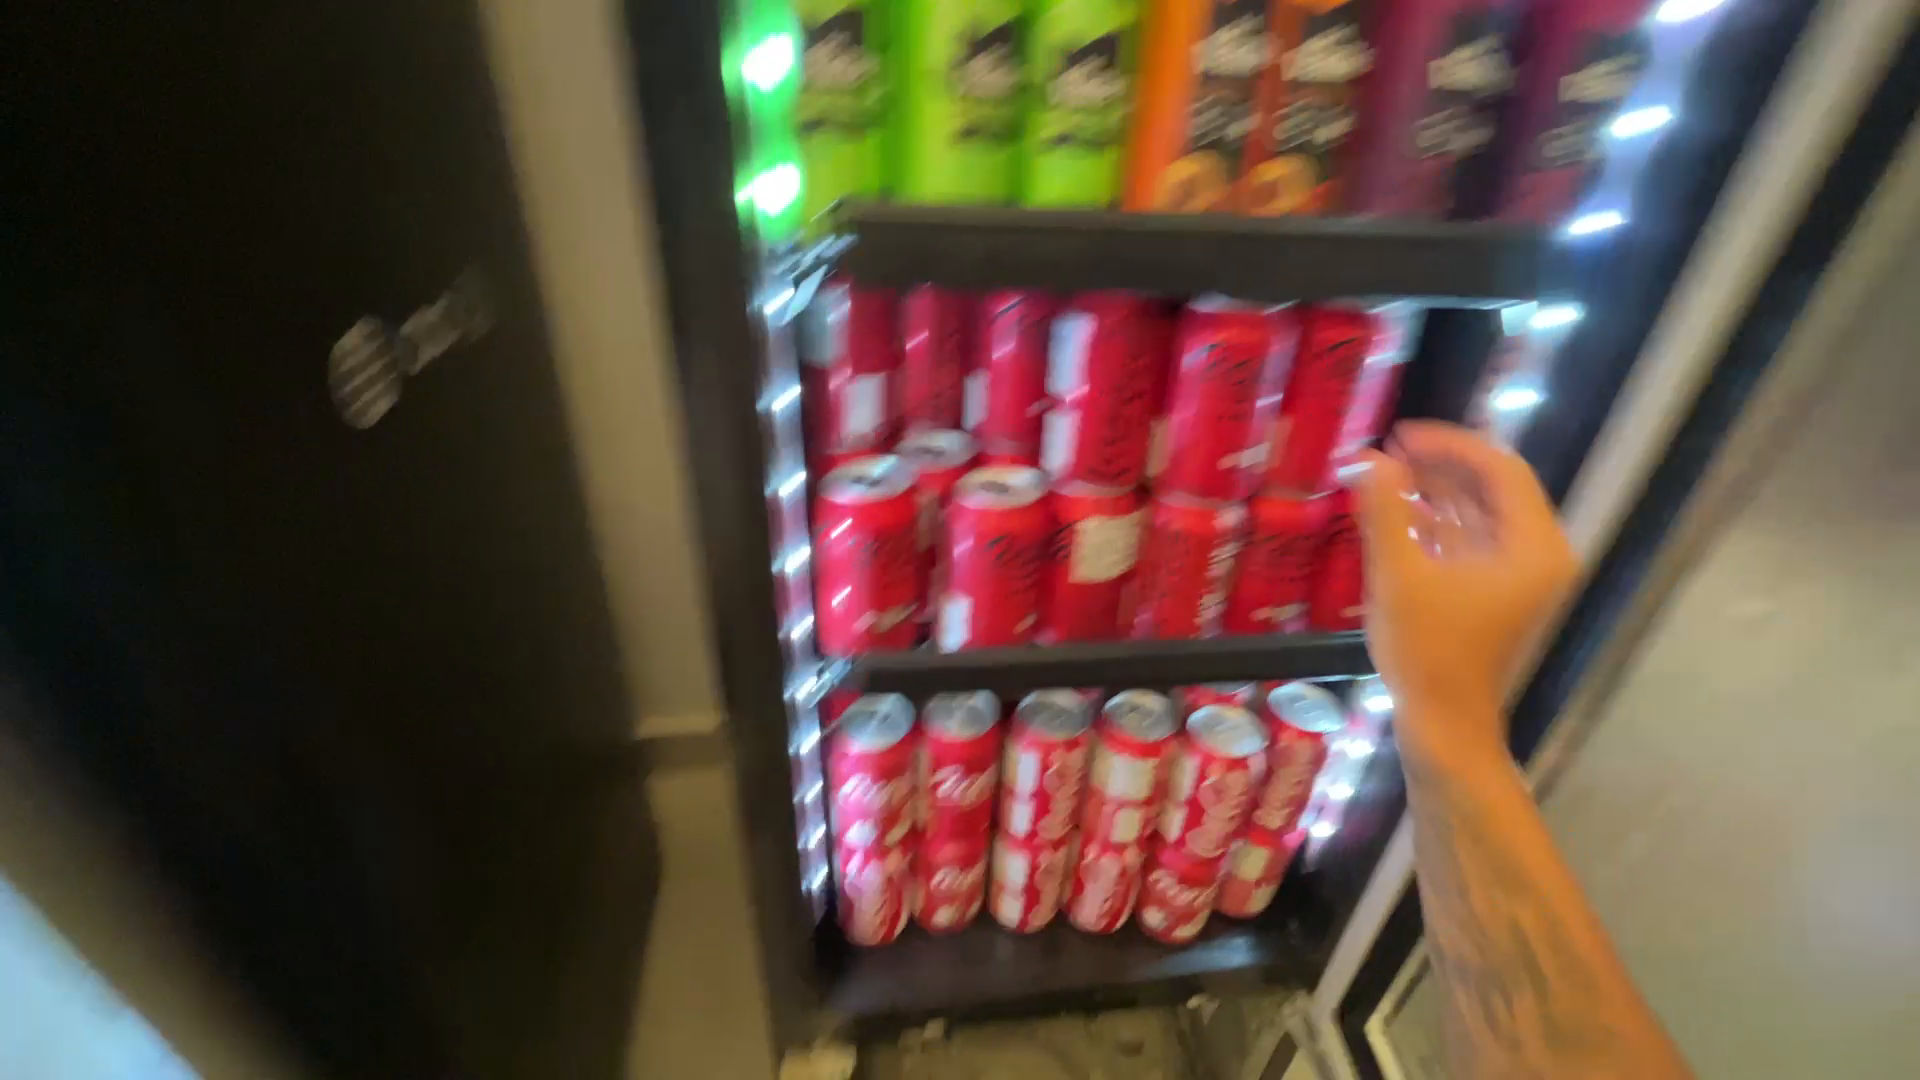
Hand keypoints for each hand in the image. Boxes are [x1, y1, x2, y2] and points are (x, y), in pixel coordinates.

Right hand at [1346, 421, 1577, 760]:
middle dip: (1436, 469)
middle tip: (1384, 456)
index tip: (1400, 436)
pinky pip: (1464, 542)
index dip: (1449, 446)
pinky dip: (1431, 525)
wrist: (1442, 720)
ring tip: (1380, 480)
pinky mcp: (1491, 592)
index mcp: (1532, 546)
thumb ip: (1385, 513)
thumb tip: (1369, 460)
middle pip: (1489, 490)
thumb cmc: (1427, 650)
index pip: (1500, 470)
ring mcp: (1515, 576)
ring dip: (1430, 495)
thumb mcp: (1399, 575)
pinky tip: (1392, 517)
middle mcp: (1535, 554)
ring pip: (1475, 515)